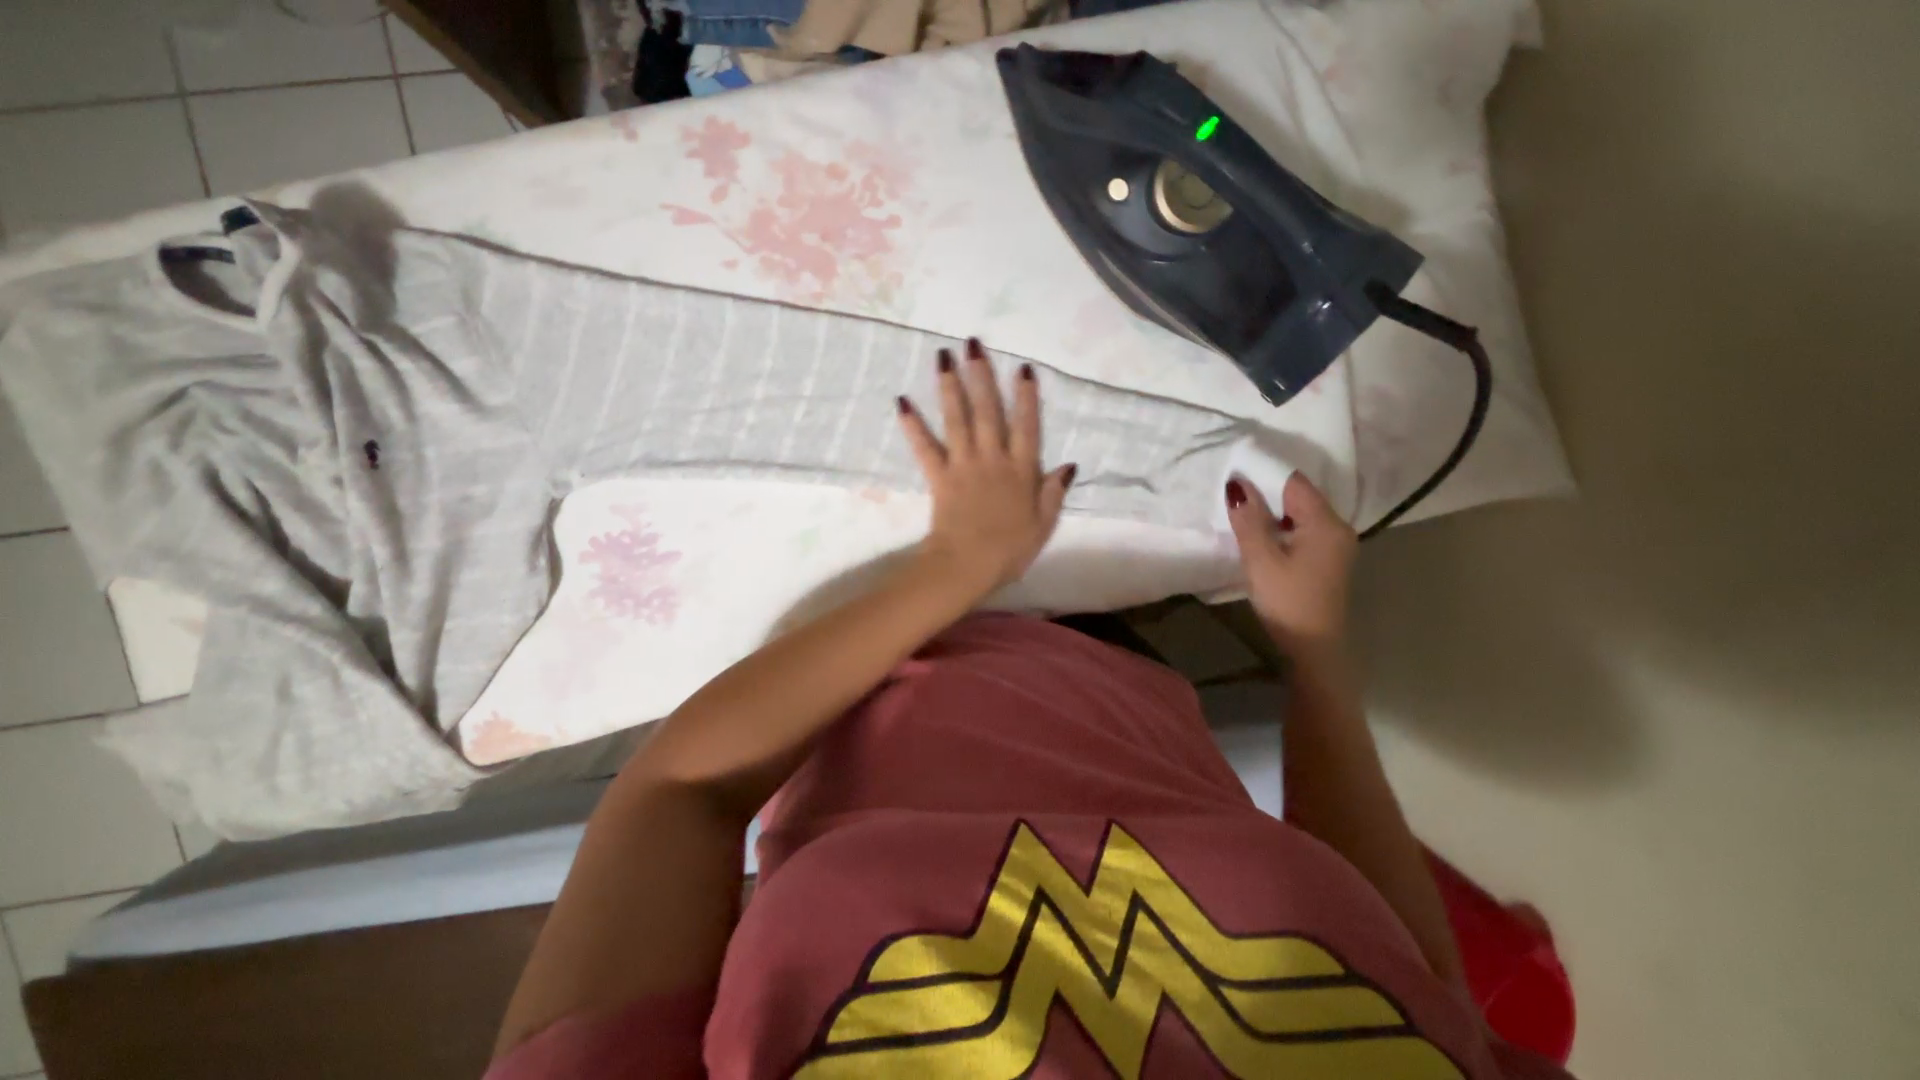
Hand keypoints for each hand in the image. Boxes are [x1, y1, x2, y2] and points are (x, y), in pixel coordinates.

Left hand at [898, 338, 1074, 597]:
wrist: (967, 566)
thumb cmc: (1009, 550)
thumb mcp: (1043, 525)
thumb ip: (1054, 493)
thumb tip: (1068, 465)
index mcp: (1021, 471)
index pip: (1027, 427)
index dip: (1026, 397)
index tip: (1023, 368)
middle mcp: (993, 459)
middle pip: (988, 411)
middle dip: (981, 375)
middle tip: (973, 343)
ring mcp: (963, 465)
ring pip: (957, 419)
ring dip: (950, 387)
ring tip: (943, 358)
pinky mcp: (939, 476)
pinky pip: (924, 447)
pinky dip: (912, 425)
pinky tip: (902, 401)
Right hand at [1225, 472, 1356, 658]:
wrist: (1315, 649)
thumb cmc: (1288, 601)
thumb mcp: (1261, 559)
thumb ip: (1249, 519)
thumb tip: (1236, 484)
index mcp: (1326, 523)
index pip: (1294, 483)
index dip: (1264, 477)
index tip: (1235, 479)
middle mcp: (1339, 527)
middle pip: (1300, 497)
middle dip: (1268, 495)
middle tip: (1234, 498)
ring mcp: (1337, 545)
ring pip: (1301, 515)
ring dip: (1274, 514)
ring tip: (1244, 517)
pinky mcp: (1330, 561)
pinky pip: (1305, 532)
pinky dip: (1284, 530)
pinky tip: (1264, 539)